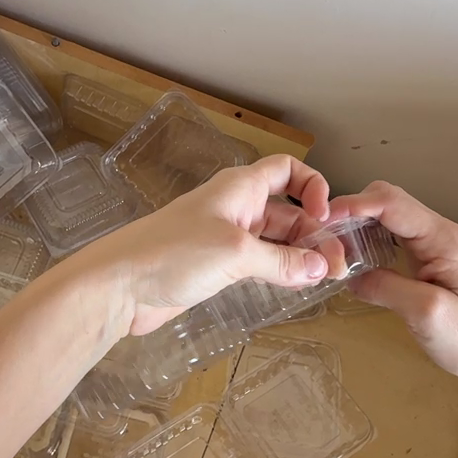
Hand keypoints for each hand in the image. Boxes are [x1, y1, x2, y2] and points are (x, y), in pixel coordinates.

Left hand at [74, 154, 333, 335]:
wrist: (120, 286)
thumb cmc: (171, 253)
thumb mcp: (236, 252)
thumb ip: (282, 260)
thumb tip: (321, 268)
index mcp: (239, 188)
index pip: (286, 170)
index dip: (312, 186)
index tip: (326, 216)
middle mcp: (236, 208)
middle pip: (289, 211)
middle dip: (315, 234)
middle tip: (337, 267)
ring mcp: (226, 238)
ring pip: (276, 240)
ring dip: (301, 255)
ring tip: (325, 279)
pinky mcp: (217, 266)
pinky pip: (260, 263)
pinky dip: (281, 270)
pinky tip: (297, 284)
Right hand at [327, 181, 457, 400]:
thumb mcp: (424, 314)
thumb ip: (384, 287)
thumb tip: (348, 275)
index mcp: (444, 238)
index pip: (391, 203)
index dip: (353, 204)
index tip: (320, 220)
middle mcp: (439, 233)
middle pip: (388, 201)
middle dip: (352, 212)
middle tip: (324, 238)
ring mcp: (434, 246)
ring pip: (387, 217)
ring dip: (358, 227)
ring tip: (334, 251)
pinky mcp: (428, 261)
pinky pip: (392, 238)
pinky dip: (368, 242)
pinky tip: (354, 262)